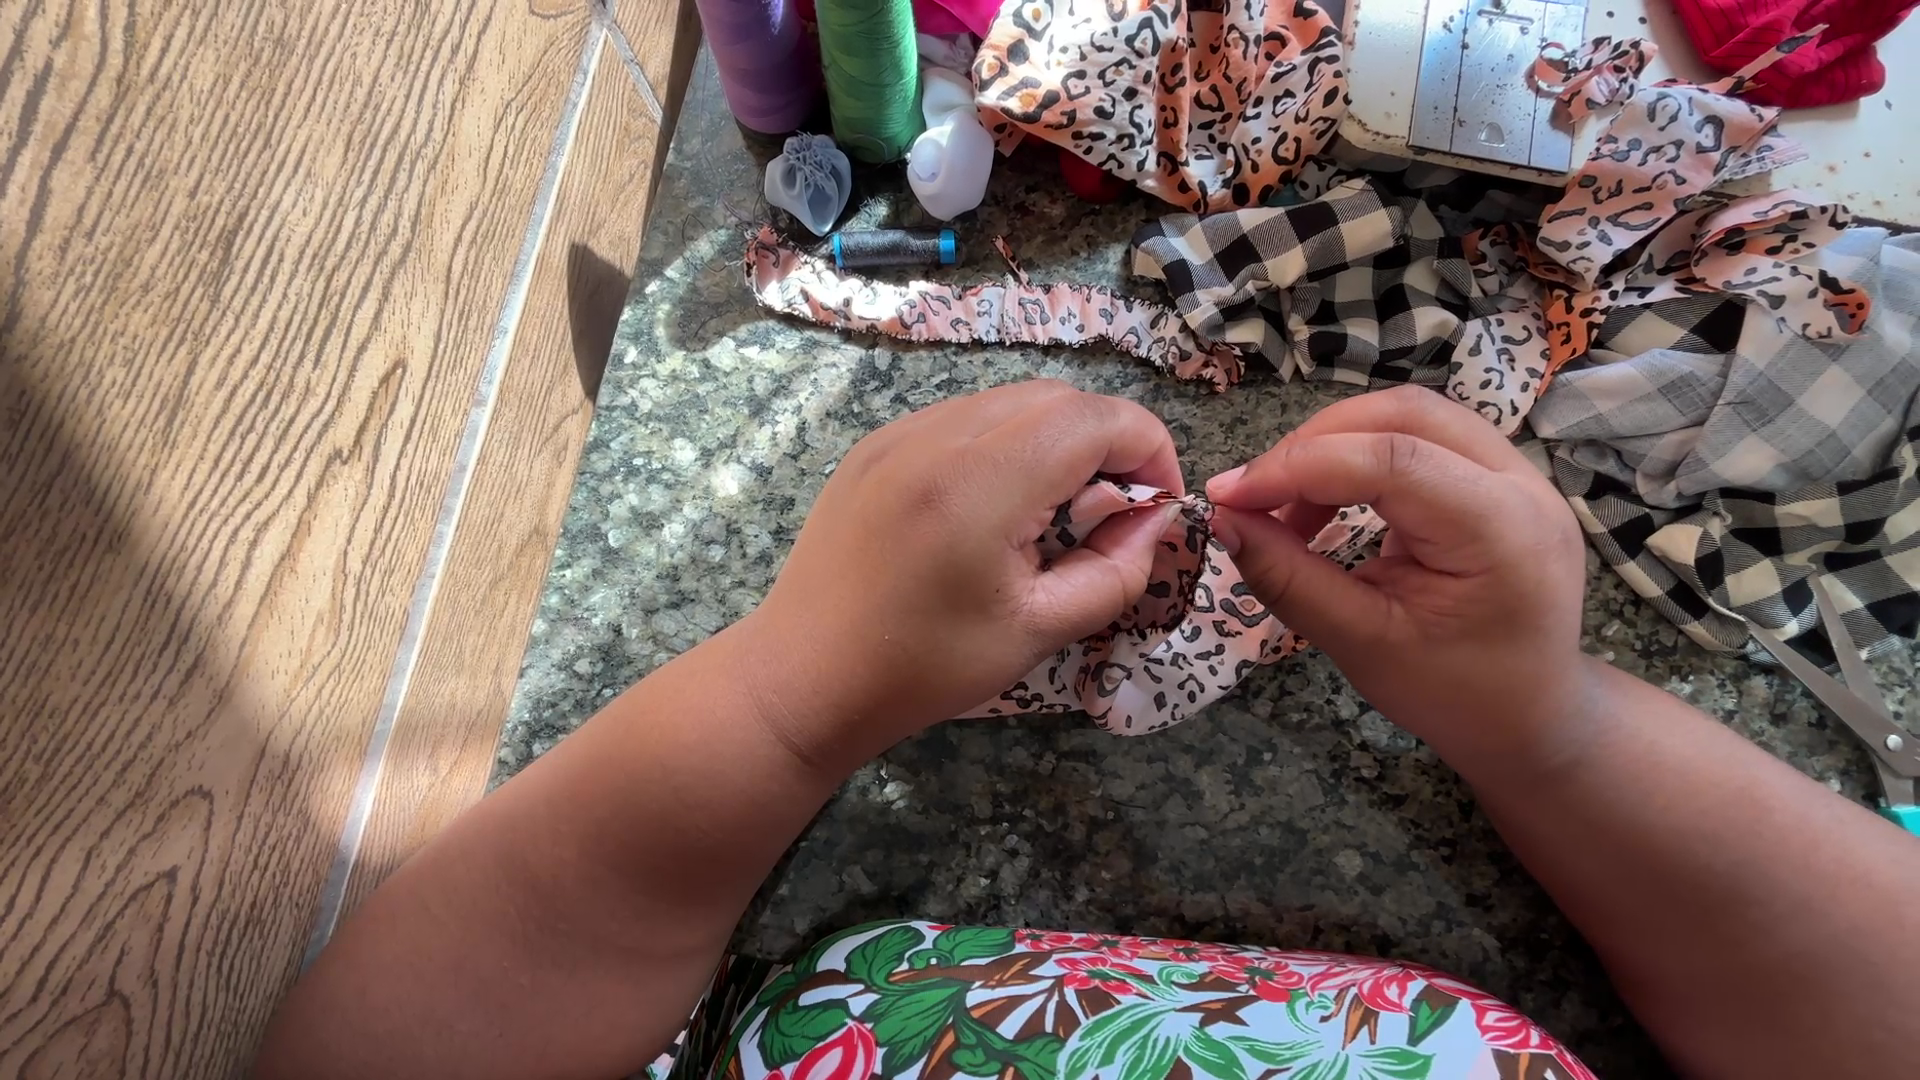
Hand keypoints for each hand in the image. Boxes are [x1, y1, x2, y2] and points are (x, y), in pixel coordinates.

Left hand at [743, 380, 1184, 767]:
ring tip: (1052, 511)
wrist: (802, 676)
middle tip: (1109, 512)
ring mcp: (897, 433)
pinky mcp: (874, 446)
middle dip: (1105, 443)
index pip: (1097, 418)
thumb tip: (1153, 522)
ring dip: (1054, 440)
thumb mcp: (1036, 630)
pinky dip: (1003, 444)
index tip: (1156, 504)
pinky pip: (962, 419)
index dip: (1149, 449)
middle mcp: (936, 434)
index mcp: (980, 480)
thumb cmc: (921, 667)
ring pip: (1009, 401)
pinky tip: (993, 505)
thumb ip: (1115, 571)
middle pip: (1057, 398)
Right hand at [1206, 386, 1595, 766]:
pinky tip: (1321, 505)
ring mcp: (1514, 472)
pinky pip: (1414, 438)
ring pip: (1406, 416)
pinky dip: (1352, 458)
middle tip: (1252, 493)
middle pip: (1401, 415)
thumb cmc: (1450, 691)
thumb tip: (1222, 521)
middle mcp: (1520, 482)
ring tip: (1283, 504)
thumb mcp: (1358, 643)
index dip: (1296, 467)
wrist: (1528, 714)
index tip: (1226, 495)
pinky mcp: (1492, 477)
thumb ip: (1287, 578)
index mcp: (1500, 531)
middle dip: (1311, 444)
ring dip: (1329, 447)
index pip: (1389, 461)